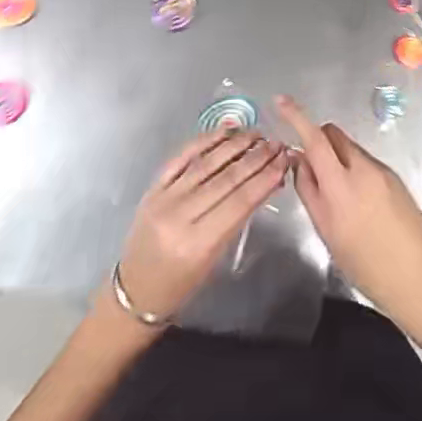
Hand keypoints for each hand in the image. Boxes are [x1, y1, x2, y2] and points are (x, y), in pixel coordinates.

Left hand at [115, 130, 289, 320]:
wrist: (136, 289)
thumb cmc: (182, 284)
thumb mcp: (215, 258)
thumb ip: (238, 220)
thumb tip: (266, 183)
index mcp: (198, 242)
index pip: (240, 201)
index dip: (265, 177)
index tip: (285, 160)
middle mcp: (180, 215)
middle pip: (226, 179)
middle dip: (256, 158)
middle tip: (277, 143)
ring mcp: (163, 198)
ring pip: (205, 163)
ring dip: (234, 145)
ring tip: (257, 134)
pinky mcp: (152, 187)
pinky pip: (180, 158)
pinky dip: (204, 141)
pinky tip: (224, 131)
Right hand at [275, 96, 421, 314]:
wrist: (415, 277)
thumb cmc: (363, 262)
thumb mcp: (325, 229)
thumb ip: (308, 188)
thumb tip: (297, 159)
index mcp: (341, 184)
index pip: (314, 139)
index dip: (296, 117)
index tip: (282, 102)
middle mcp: (364, 169)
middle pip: (334, 135)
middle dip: (317, 140)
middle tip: (308, 164)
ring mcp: (383, 172)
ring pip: (350, 149)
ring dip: (336, 158)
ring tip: (336, 196)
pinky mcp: (395, 179)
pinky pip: (366, 163)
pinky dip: (353, 170)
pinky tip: (358, 203)